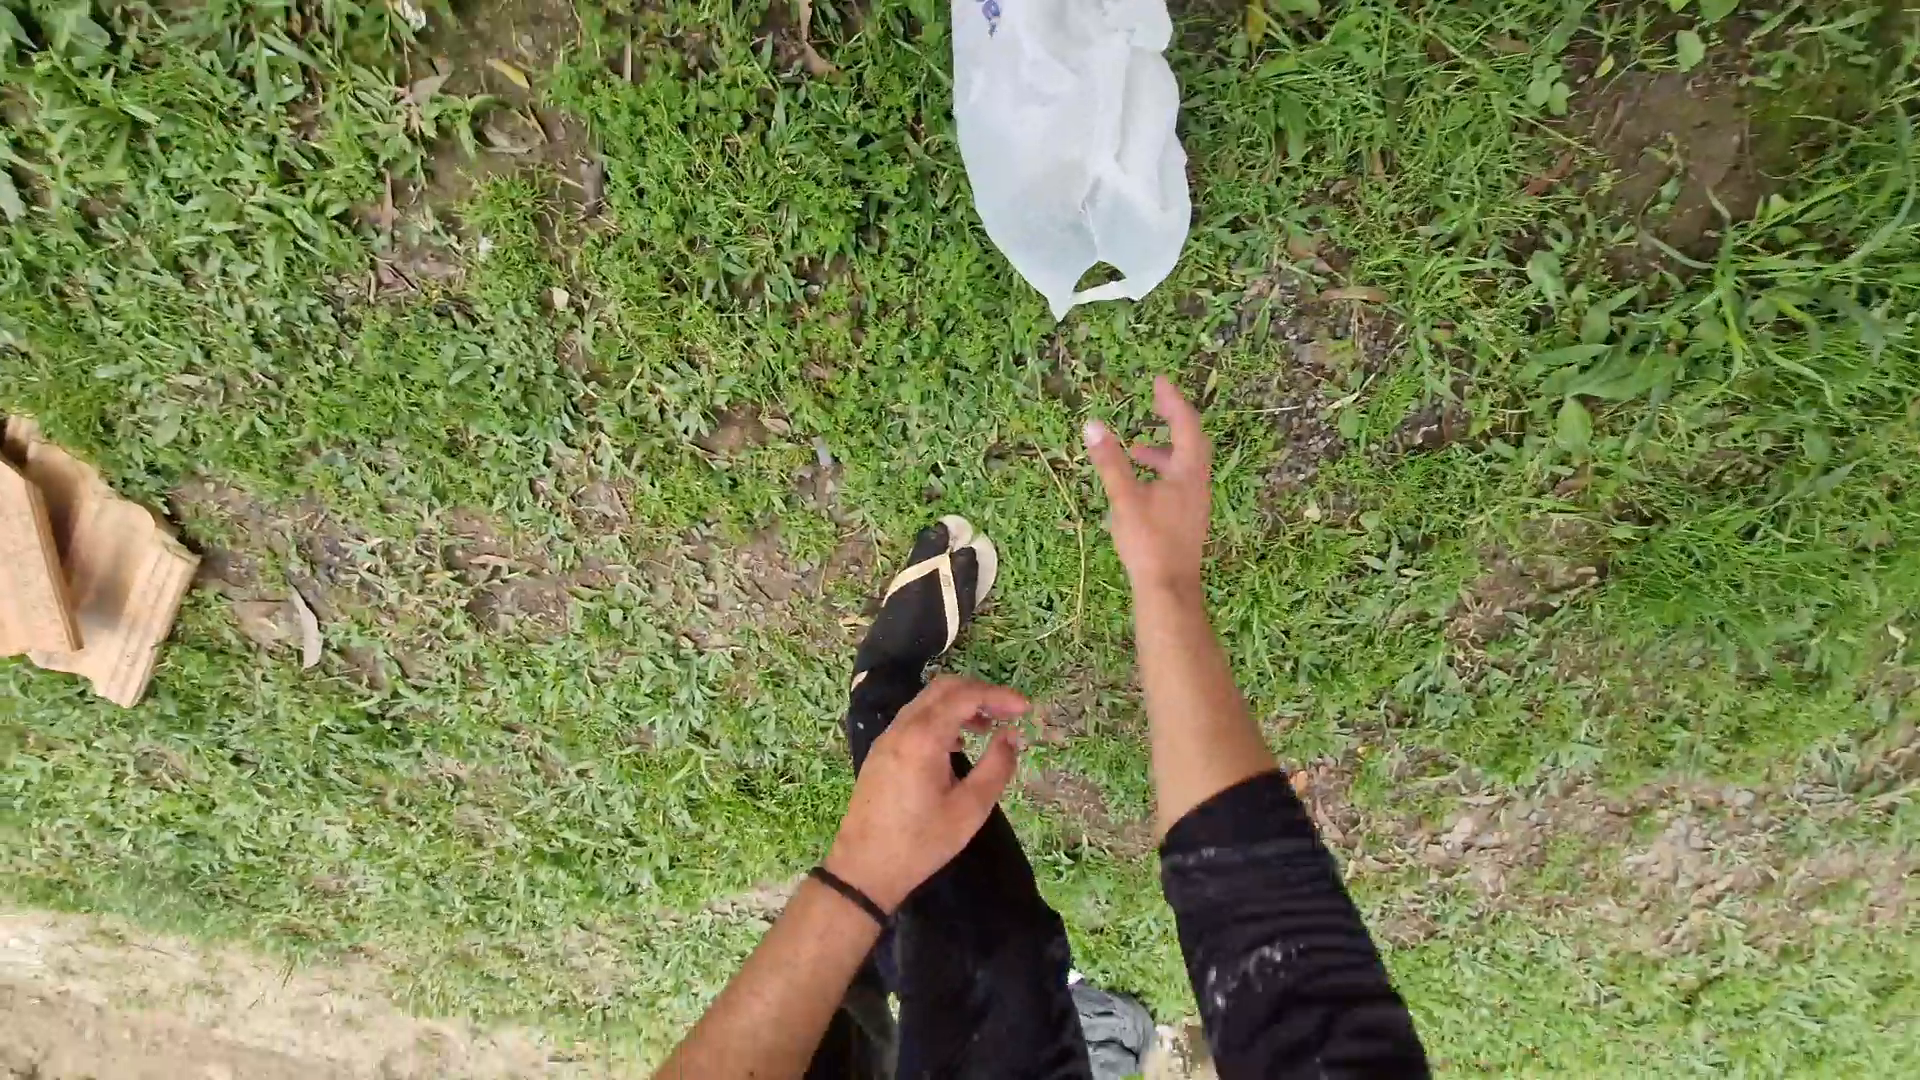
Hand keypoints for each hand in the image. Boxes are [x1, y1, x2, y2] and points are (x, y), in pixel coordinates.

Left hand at [824, 676, 1028, 911]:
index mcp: (923, 737)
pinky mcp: (882, 751)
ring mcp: (887, 737)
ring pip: (927, 700)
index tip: (1025, 708)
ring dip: (960, 704)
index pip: (965, 696)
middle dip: (980, 692)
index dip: (998, 695)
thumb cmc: (921, 842)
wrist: (864, 869)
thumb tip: (1012, 735)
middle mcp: (902, 727)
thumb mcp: (969, 809)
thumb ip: (996, 767)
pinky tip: (957, 744)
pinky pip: (915, 718)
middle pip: (944, 688)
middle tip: (1008, 711)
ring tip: (988, 727)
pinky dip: (941, 717)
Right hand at [1083, 375, 1213, 594]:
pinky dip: (1161, 473)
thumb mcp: (1124, 498)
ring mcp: (1195, 503)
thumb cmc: (1148, 541)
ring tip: (1134, 450)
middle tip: (1155, 402)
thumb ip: (1110, 461)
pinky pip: (1178, 483)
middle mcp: (1198, 484)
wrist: (1168, 588)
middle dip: (1172, 420)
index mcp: (1188, 473)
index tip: (1159, 381)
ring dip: (1162, 450)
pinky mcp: (1187, 519)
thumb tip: (1092, 424)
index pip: (1186, 425)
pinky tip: (1139, 487)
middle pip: (1191, 441)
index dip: (1173, 401)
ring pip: (1184, 465)